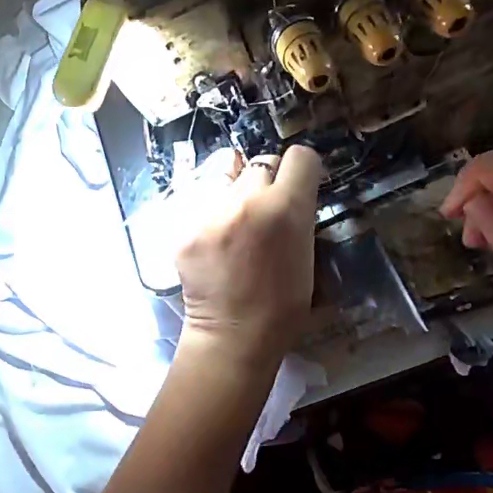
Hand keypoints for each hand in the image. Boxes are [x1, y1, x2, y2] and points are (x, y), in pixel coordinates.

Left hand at [176, 145, 322, 363]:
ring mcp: (211, 212)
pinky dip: (208, 214)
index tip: (297, 184)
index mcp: (287, 208)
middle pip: (260, 162)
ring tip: (234, 220)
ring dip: (233, 191)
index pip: (300, 156)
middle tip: (264, 208)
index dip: (301, 170)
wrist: (233, 337)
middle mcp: (248, 200)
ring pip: (225, 177)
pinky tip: (213, 239)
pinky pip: (200, 202)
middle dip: (266, 181)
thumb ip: (298, 216)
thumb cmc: (282, 307)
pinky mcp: (184, 226)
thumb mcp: (307, 255)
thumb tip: (291, 197)